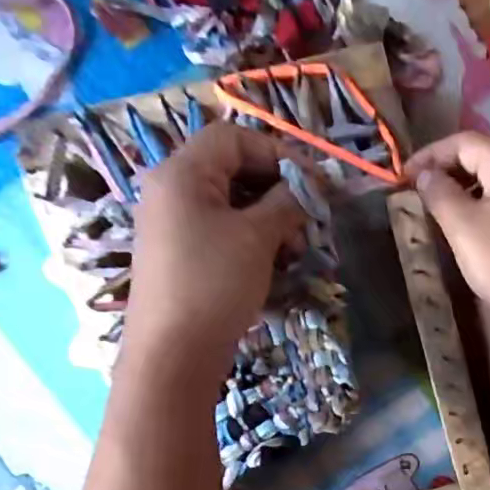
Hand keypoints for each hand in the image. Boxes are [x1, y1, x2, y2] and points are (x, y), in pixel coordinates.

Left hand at [126, 125, 306, 370]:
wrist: (174, 351)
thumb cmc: (214, 283)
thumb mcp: (257, 238)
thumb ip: (285, 203)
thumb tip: (306, 188)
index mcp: (182, 173)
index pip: (234, 138)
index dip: (279, 153)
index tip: (316, 183)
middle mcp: (173, 191)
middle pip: (234, 171)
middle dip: (279, 192)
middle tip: (310, 221)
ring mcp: (176, 226)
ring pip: (233, 205)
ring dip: (272, 221)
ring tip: (296, 252)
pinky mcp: (184, 256)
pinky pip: (225, 233)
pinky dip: (255, 242)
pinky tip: (277, 268)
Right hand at [407, 133, 489, 330]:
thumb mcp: (461, 224)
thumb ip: (438, 191)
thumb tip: (425, 175)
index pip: (465, 141)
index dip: (430, 154)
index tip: (403, 176)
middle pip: (482, 156)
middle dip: (446, 168)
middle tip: (417, 190)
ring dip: (462, 187)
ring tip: (436, 207)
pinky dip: (480, 203)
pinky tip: (465, 225)